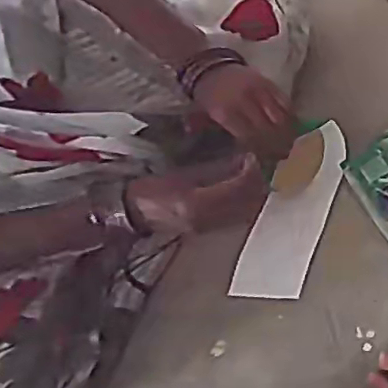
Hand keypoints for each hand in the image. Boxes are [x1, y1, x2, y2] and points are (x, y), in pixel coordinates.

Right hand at [123, 154, 267, 234]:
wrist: (131, 216)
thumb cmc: (150, 192)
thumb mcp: (180, 176)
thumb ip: (213, 170)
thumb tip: (240, 161)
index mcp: (197, 204)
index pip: (237, 188)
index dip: (249, 172)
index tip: (251, 158)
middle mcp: (209, 219)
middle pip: (248, 201)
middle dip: (256, 182)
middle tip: (256, 166)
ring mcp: (212, 228)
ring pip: (247, 210)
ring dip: (255, 192)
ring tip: (253, 176)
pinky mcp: (212, 230)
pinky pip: (239, 216)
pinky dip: (248, 202)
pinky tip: (245, 190)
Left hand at [191, 63, 294, 160]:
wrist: (210, 66)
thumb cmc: (208, 95)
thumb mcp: (207, 115)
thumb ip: (227, 131)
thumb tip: (248, 151)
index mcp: (224, 112)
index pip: (249, 136)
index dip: (261, 149)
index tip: (270, 158)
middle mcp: (244, 102)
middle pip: (268, 128)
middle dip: (278, 143)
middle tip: (285, 153)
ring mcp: (259, 92)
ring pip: (281, 117)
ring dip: (288, 132)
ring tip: (292, 141)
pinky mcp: (270, 84)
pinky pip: (286, 103)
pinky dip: (291, 116)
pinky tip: (293, 125)